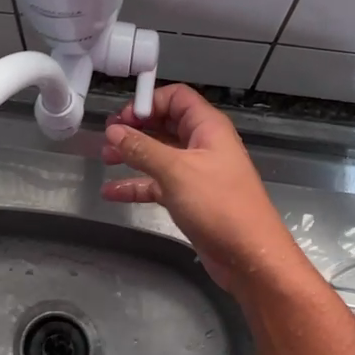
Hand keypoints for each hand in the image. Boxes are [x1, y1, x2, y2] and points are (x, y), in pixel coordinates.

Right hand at [100, 84, 291, 293]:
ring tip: (105, 159)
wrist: (250, 256)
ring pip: (159, 155)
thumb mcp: (176, 171)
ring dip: (133, 155)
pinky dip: (137, 185)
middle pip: (165, 124)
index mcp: (208, 128)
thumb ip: (142, 149)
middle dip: (136, 129)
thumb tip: (114, 130)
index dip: (149, 102)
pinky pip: (159, 183)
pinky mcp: (190, 198)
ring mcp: (197, 172)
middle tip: (108, 137)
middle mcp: (203, 145)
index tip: (123, 118)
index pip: (176, 97)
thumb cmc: (219, 205)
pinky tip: (112, 192)